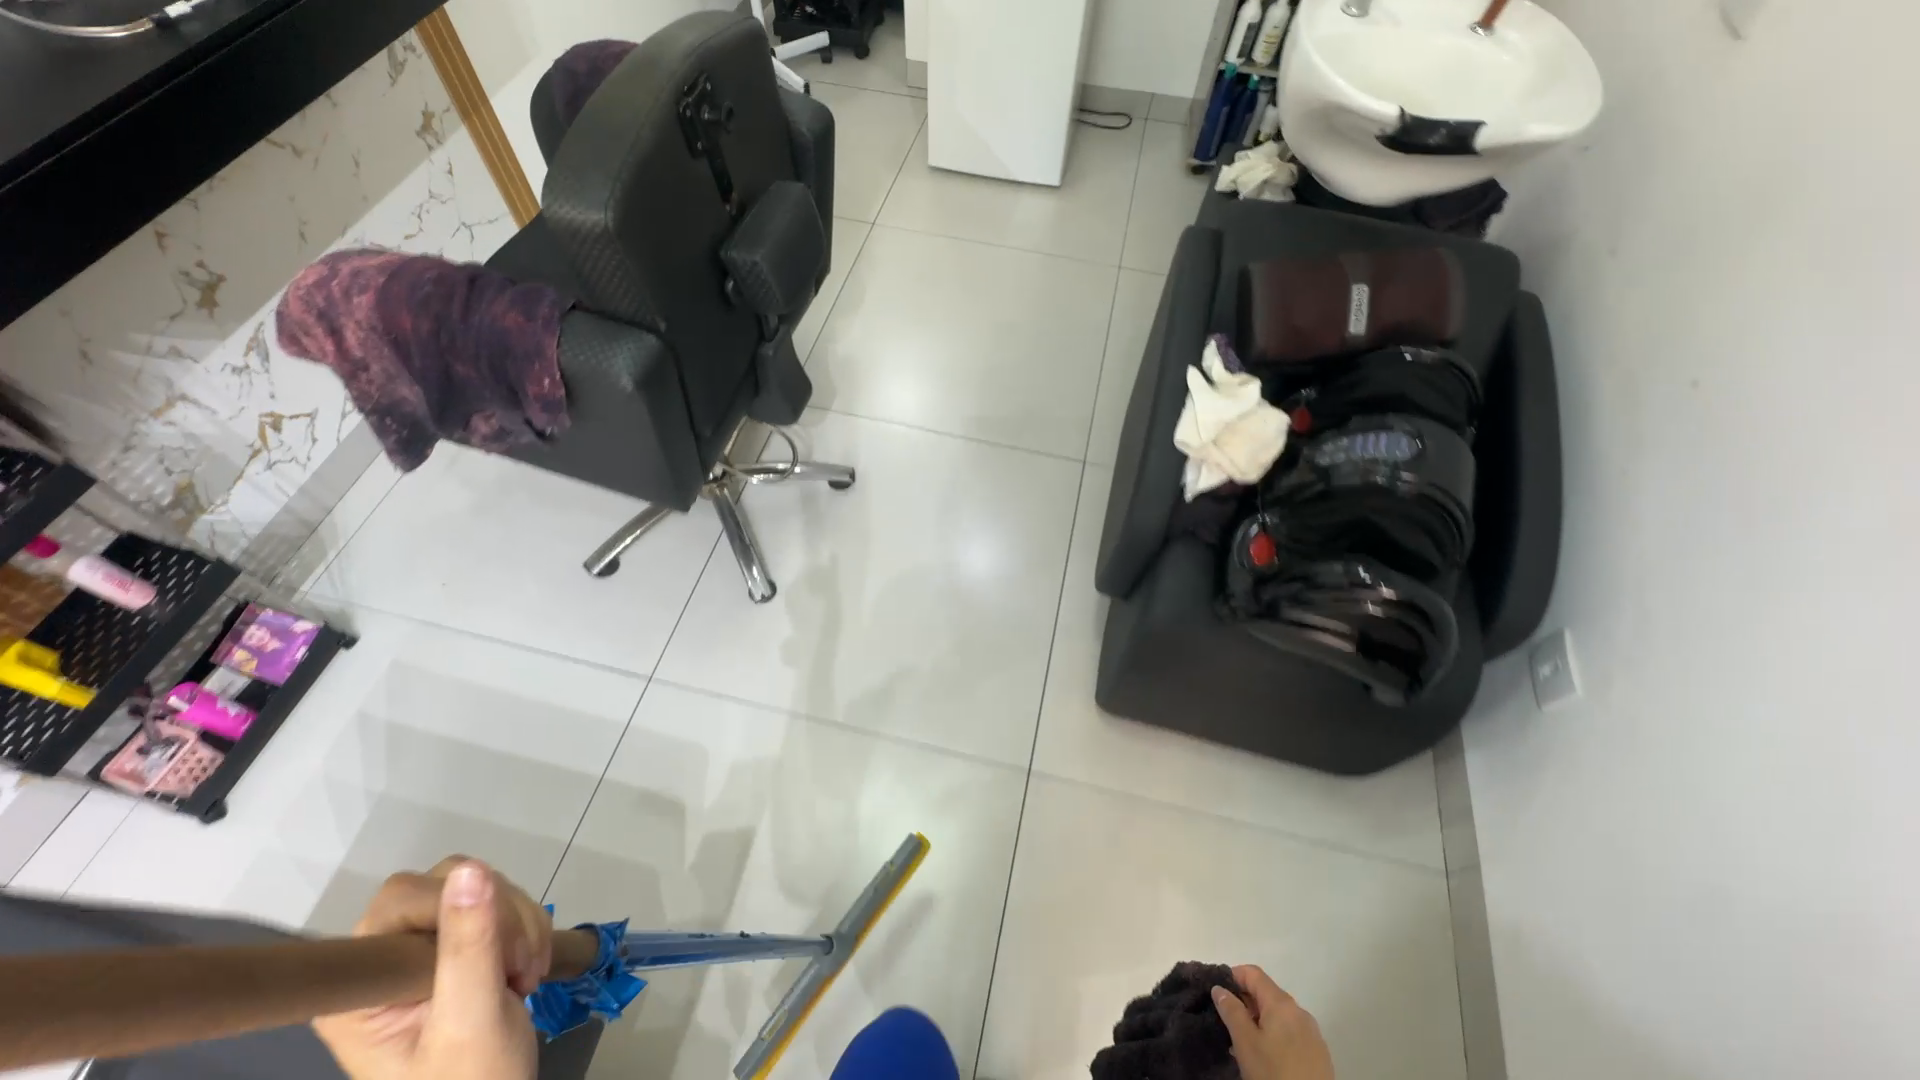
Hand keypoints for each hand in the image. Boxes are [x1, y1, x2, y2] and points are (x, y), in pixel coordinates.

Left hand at [313, 858, 552, 1079]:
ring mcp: (419, 950)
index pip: (402, 901)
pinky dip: (527, 926)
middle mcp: (383, 957)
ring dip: (521, 923)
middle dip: (500, 917)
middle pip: (442, 885)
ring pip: (476, 886)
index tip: (495, 954)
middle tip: (523, 966)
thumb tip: (470, 869)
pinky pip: (496, 902)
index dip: (453, 910)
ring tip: (528, 975)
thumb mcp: (471, 1019)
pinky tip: (529, 965)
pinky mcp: (455, 947)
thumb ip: (469, 946)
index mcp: (364, 982)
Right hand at [1211, 965, 1334, 1079]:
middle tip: (1226, 1022)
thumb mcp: (1245, 1042)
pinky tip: (1265, 1057)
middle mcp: (1300, 1012)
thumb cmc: (1274, 1073)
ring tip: (1242, 1043)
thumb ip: (1231, 1011)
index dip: (1232, 976)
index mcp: (1282, 1003)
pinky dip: (1274, 1035)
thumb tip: (1220, 988)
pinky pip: (1290, 1033)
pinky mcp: (1317, 1053)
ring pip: (1278, 1015)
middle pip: (1267, 994)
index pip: (1253, 973)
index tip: (1217, 993)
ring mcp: (1312, 1033)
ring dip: (1258, 1021)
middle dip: (1244, 1002)